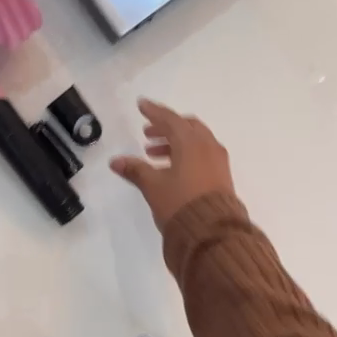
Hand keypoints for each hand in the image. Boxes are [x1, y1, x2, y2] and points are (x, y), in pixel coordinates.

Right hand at [110, 98, 237, 227]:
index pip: (169, 119)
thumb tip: (115, 161)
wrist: (211, 231)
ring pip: (195, 140)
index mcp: (190, 142)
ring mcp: (217, 159)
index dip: (154, 112)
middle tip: (148, 135)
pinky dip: (186, 153)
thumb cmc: (178, 203)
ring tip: (154, 154)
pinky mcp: (220, 174)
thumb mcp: (152, 186)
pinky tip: (172, 168)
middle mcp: (207, 145)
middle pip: (186, 127)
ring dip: (175, 142)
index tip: (141, 105)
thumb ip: (135, 170)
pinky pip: (202, 153)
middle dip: (166, 128)